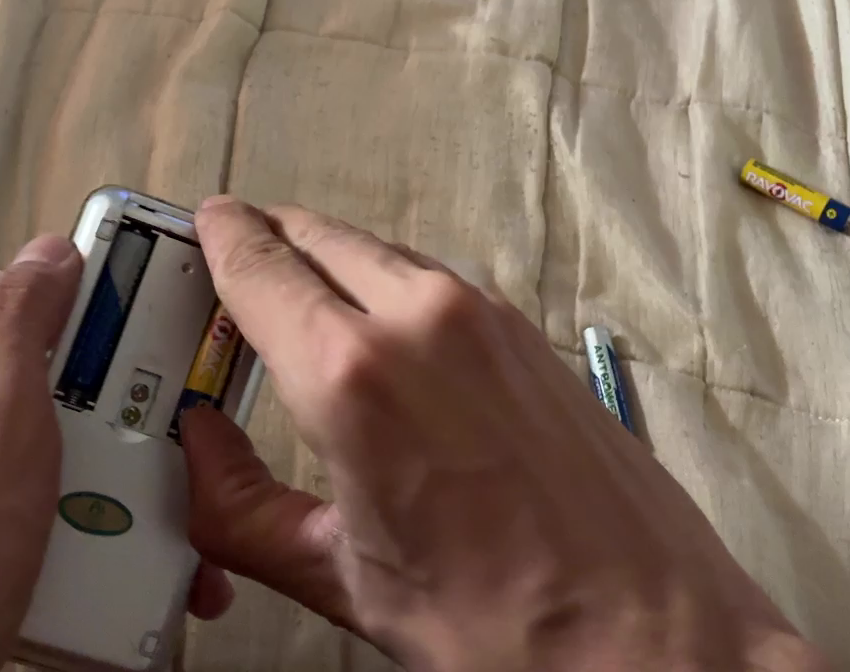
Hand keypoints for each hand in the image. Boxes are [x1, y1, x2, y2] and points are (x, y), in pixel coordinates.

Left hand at [0, 234, 234, 671]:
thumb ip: (18, 322)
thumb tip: (52, 247)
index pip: (48, 306)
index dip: (115, 317)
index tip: (172, 347)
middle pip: (72, 381)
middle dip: (132, 417)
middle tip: (181, 448)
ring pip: (76, 449)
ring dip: (130, 478)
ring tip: (179, 515)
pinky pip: (66, 504)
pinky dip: (106, 520)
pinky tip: (141, 552)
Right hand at [180, 200, 828, 671]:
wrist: (652, 627)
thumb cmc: (495, 618)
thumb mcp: (343, 576)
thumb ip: (242, 506)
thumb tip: (197, 443)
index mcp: (353, 375)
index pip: (261, 268)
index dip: (222, 237)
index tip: (205, 221)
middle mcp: (417, 315)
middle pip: (316, 234)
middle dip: (269, 237)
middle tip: (237, 259)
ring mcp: (479, 310)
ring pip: (373, 247)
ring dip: (327, 255)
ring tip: (299, 294)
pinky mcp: (520, 323)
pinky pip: (425, 275)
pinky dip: (382, 278)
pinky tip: (376, 322)